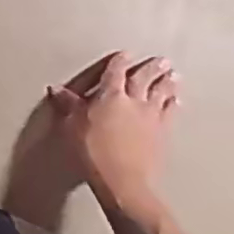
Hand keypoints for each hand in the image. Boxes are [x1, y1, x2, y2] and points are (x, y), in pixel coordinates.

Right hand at [46, 52, 178, 213]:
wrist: (124, 179)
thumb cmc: (92, 149)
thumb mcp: (72, 124)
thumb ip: (68, 105)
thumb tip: (56, 89)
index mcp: (110, 96)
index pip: (115, 73)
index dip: (119, 62)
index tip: (124, 54)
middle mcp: (134, 102)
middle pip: (144, 80)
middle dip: (151, 69)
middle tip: (162, 60)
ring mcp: (152, 118)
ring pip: (162, 94)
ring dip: (167, 83)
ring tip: (173, 76)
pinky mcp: (162, 133)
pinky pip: (170, 113)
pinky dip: (173, 104)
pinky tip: (176, 101)